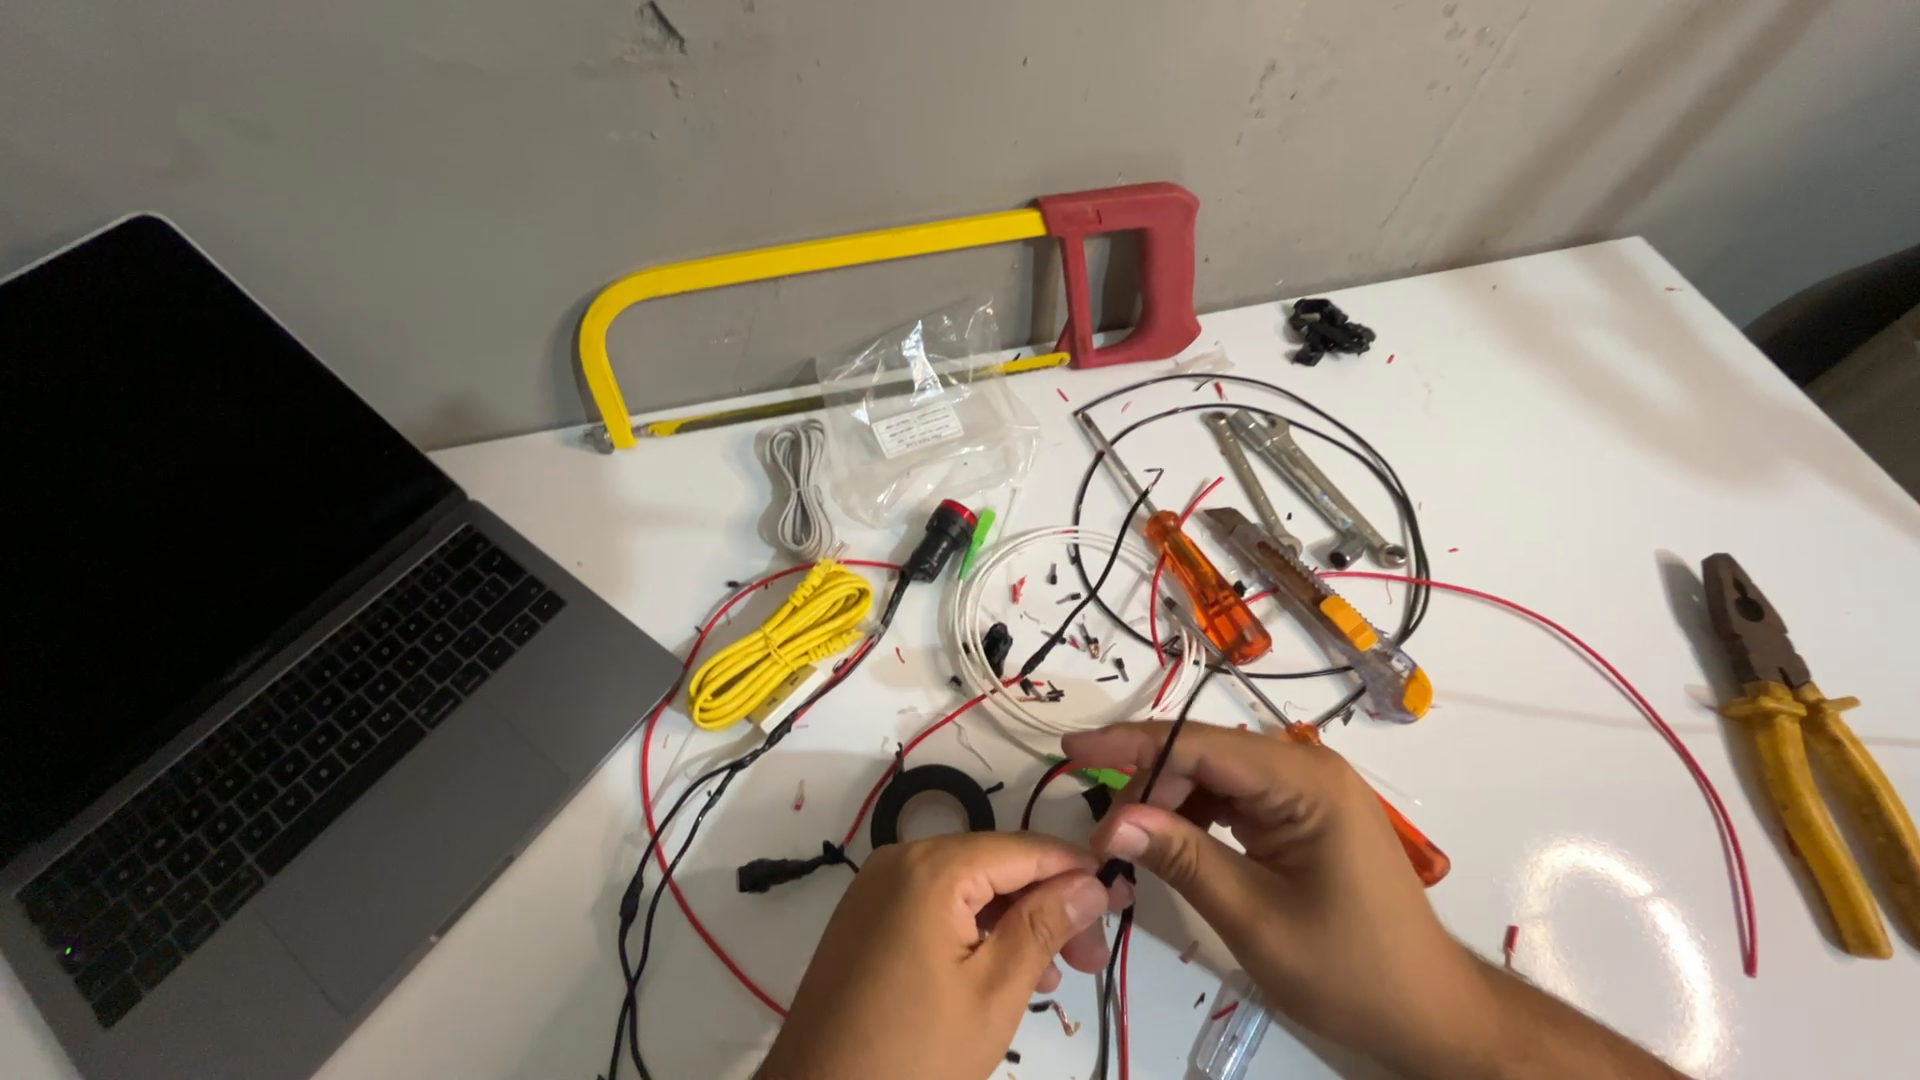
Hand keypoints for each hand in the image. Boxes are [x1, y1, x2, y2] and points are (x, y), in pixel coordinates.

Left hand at [760, 832, 1120, 1079]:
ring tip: (1056, 973)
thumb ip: (1044, 925)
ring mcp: (878, 887)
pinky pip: (935, 904)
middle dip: (1047, 902)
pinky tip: (1004, 967)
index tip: (1121, 894)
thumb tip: (1092, 881)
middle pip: (995, 865)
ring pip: (967, 886)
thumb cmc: (914, 1054)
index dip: (1076, 868)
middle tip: (1091, 957)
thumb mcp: (994, 992)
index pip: (1023, 848)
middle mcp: (901, 859)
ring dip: (1015, 919)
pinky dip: (975, 927)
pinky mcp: (867, 917)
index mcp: (932, 867)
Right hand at [1063, 721, 1489, 1075]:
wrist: (1431, 1014)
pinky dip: (1194, 816)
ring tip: (1129, 842)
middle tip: (1107, 836)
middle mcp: (1305, 767)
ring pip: (1212, 774)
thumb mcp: (1254, 918)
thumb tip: (1113, 823)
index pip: (1199, 745)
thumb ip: (1182, 859)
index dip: (1130, 743)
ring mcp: (1305, 788)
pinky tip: (1168, 842)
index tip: (1073, 747)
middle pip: (1203, 754)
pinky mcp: (1300, 811)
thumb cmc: (1351, 970)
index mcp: (1304, 780)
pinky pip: (1232, 797)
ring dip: (1167, 801)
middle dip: (1147, 784)